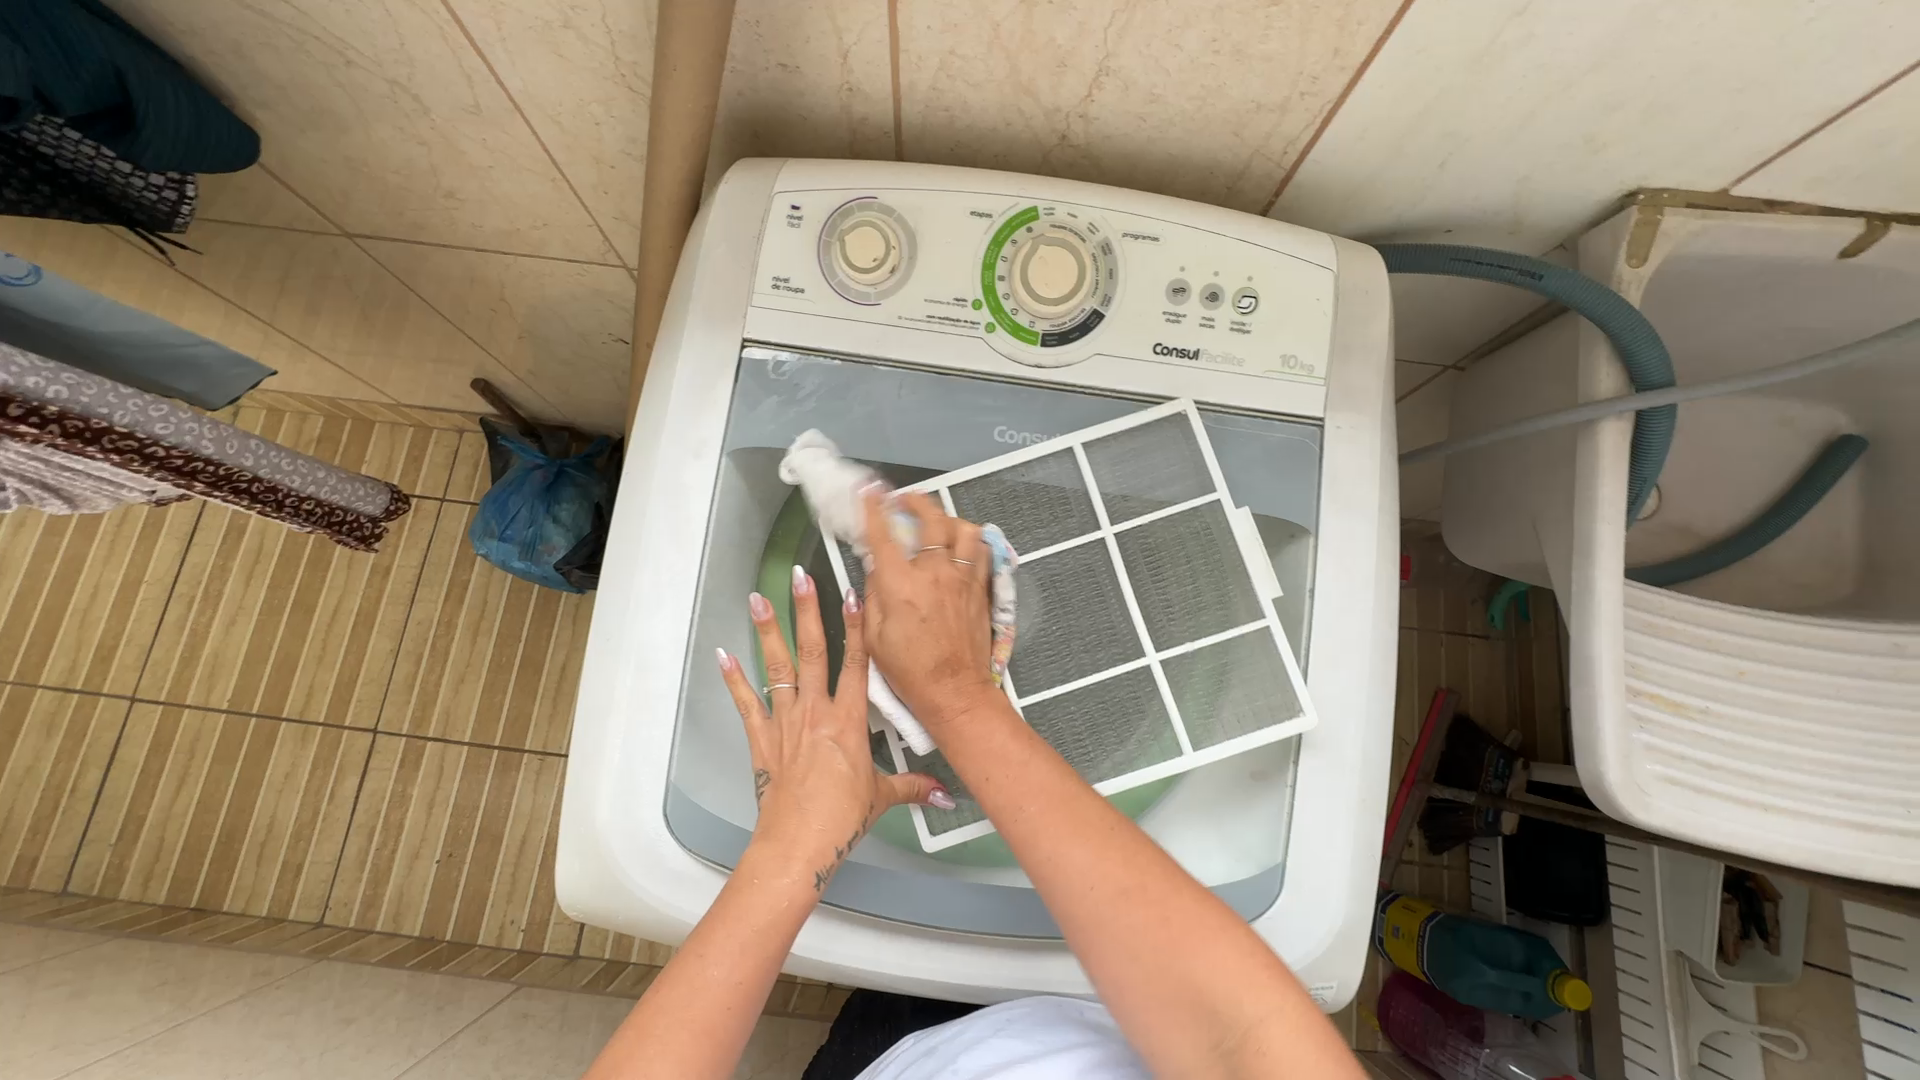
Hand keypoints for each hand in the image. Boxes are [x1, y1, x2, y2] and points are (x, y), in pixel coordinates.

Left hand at [716, 564, 949, 891]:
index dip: (856, 627)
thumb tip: (946, 794)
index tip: (852, 594)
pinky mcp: (761, 739)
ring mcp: (786, 722)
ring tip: (759, 598)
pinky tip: (723, 654)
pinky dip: (734, 679)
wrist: (798, 843)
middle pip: (814, 652)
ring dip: (768, 632)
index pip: (856, 663)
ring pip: (778, 668)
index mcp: (850, 720)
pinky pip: (747, 703)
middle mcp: (817, 711)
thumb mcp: (882, 798)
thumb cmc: (843, 818)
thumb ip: (913, 787)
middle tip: (800, 576)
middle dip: (808, 612)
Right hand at [860, 492, 1003, 734]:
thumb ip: (873, 595)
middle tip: (905, 500)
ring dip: (949, 518)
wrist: (955, 692)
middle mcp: (934, 573)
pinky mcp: (981, 590)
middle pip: (931, 518)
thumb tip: (874, 568)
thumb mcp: (873, 637)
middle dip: (916, 501)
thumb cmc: (910, 672)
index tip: (869, 492)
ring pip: (965, 529)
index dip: (873, 508)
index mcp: (901, 585)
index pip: (883, 534)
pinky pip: (982, 552)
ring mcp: (963, 579)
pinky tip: (962, 546)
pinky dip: (971, 541)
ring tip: (938, 521)